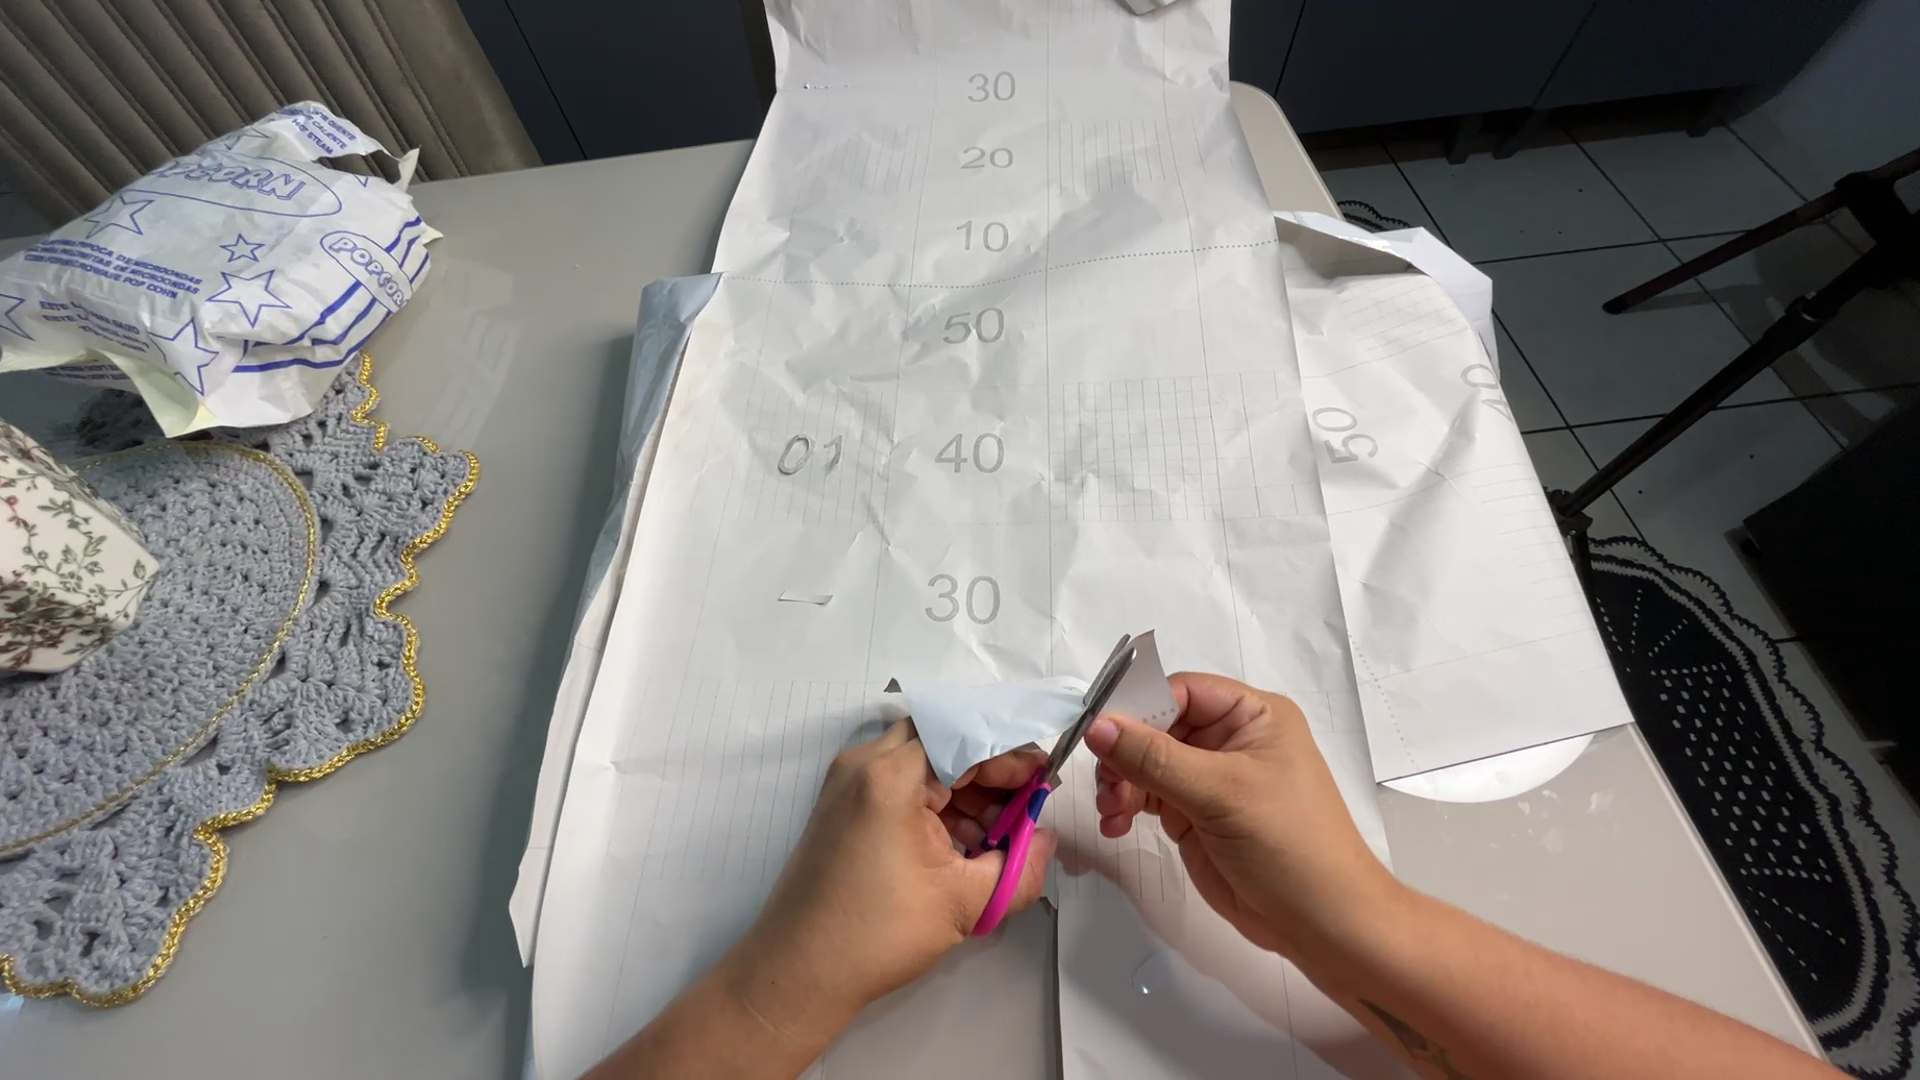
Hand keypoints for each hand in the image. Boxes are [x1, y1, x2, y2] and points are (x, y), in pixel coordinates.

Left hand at [715, 720, 1054, 1047]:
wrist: (795, 974)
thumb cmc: (877, 935)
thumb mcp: (964, 903)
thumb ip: (1021, 866)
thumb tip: (1047, 839)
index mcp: (892, 775)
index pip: (966, 738)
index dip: (1012, 756)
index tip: (1046, 780)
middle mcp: (865, 761)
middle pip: (943, 740)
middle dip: (989, 769)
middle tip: (1025, 803)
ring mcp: (849, 779)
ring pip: (923, 759)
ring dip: (964, 786)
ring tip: (999, 833)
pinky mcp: (844, 800)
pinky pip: (901, 781)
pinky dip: (936, 800)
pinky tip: (963, 842)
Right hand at [1087, 673, 1399, 961]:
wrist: (1325, 929)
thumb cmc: (1288, 845)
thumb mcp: (1220, 793)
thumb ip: (1153, 757)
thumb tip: (1095, 725)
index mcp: (1250, 714)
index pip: (1180, 691)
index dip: (1138, 707)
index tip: (1098, 732)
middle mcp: (1227, 738)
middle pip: (1155, 726)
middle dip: (1124, 753)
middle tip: (1107, 785)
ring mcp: (1209, 777)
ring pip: (1144, 761)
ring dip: (1119, 783)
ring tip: (1111, 812)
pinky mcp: (1193, 812)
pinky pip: (1146, 794)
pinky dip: (1125, 805)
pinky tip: (1115, 824)